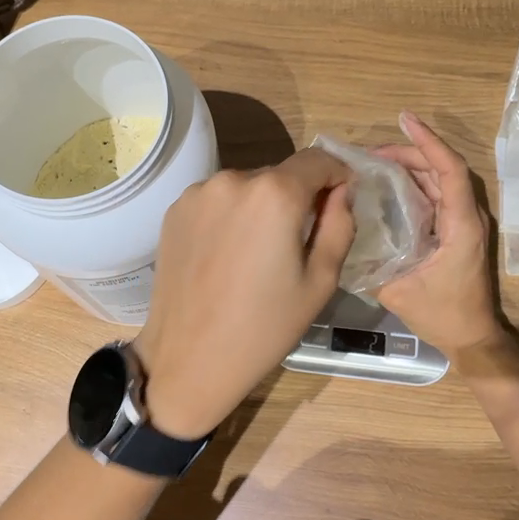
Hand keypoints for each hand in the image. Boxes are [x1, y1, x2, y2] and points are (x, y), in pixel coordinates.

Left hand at [135, 149, 354, 439]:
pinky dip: (231, 216)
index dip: (338, 174)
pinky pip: (217, 201)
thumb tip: (341, 192)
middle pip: (280, 174)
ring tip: (259, 254)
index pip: (318, 160)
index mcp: (274, 194)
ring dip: (261, 207)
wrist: (188, 359)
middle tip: (301, 241)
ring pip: (247, 187)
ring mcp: (198, 194)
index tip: (343, 198)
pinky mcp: (174, 211)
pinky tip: (228, 255)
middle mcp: (233, 180)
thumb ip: (340, 225)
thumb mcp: (320, 281)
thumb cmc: (264, 328)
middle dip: (298, 197)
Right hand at [372, 112, 512, 365]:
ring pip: (439, 181)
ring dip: (410, 167)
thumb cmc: (443, 315)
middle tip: (370, 153)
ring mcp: (464, 223)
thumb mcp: (399, 292)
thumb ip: (370, 264)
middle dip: (409, 152)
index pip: (449, 169)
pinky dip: (413, 185)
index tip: (404, 120)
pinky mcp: (456, 232)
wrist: (473, 338)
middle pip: (442, 169)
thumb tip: (341, 237)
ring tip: (374, 163)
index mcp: (461, 224)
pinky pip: (436, 196)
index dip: (427, 142)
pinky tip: (387, 187)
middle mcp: (467, 216)